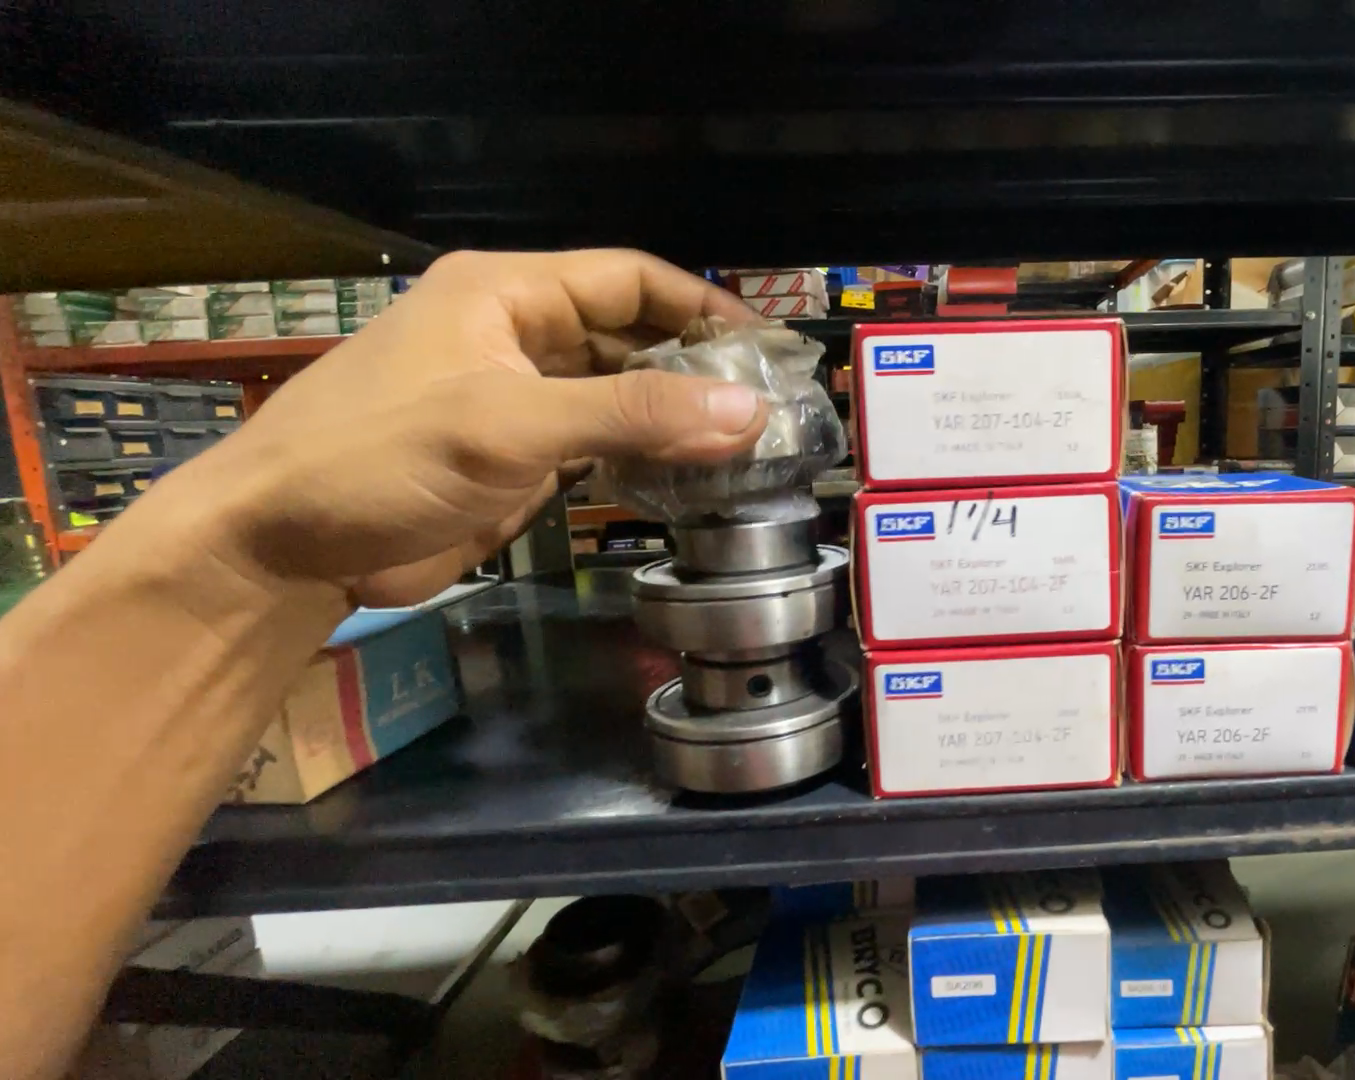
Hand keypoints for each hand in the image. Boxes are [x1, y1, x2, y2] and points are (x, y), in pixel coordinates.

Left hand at [141, 249, 769, 606]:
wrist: (282, 551)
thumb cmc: (379, 460)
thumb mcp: (511, 425)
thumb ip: (633, 413)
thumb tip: (750, 411)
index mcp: (508, 295)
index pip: (629, 279)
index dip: (703, 307)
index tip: (768, 348)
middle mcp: (521, 336)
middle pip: (634, 335)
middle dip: (700, 366)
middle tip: (769, 404)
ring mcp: (525, 399)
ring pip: (624, 392)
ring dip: (679, 415)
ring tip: (747, 444)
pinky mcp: (526, 455)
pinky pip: (607, 442)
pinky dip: (650, 455)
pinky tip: (693, 475)